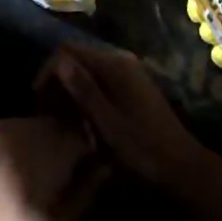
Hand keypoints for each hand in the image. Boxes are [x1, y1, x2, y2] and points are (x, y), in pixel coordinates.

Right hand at [41, 42, 207, 186]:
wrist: (183, 169)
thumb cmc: (142, 147)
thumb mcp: (107, 121)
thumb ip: (83, 89)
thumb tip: (59, 61)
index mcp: (114, 64)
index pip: (67, 52)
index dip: (48, 72)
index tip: (38, 101)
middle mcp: (120, 61)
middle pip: (75, 59)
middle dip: (57, 82)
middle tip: (46, 112)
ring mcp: (128, 73)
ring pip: (85, 72)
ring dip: (70, 91)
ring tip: (61, 119)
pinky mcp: (131, 87)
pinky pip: (99, 82)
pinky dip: (85, 97)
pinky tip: (82, 120)